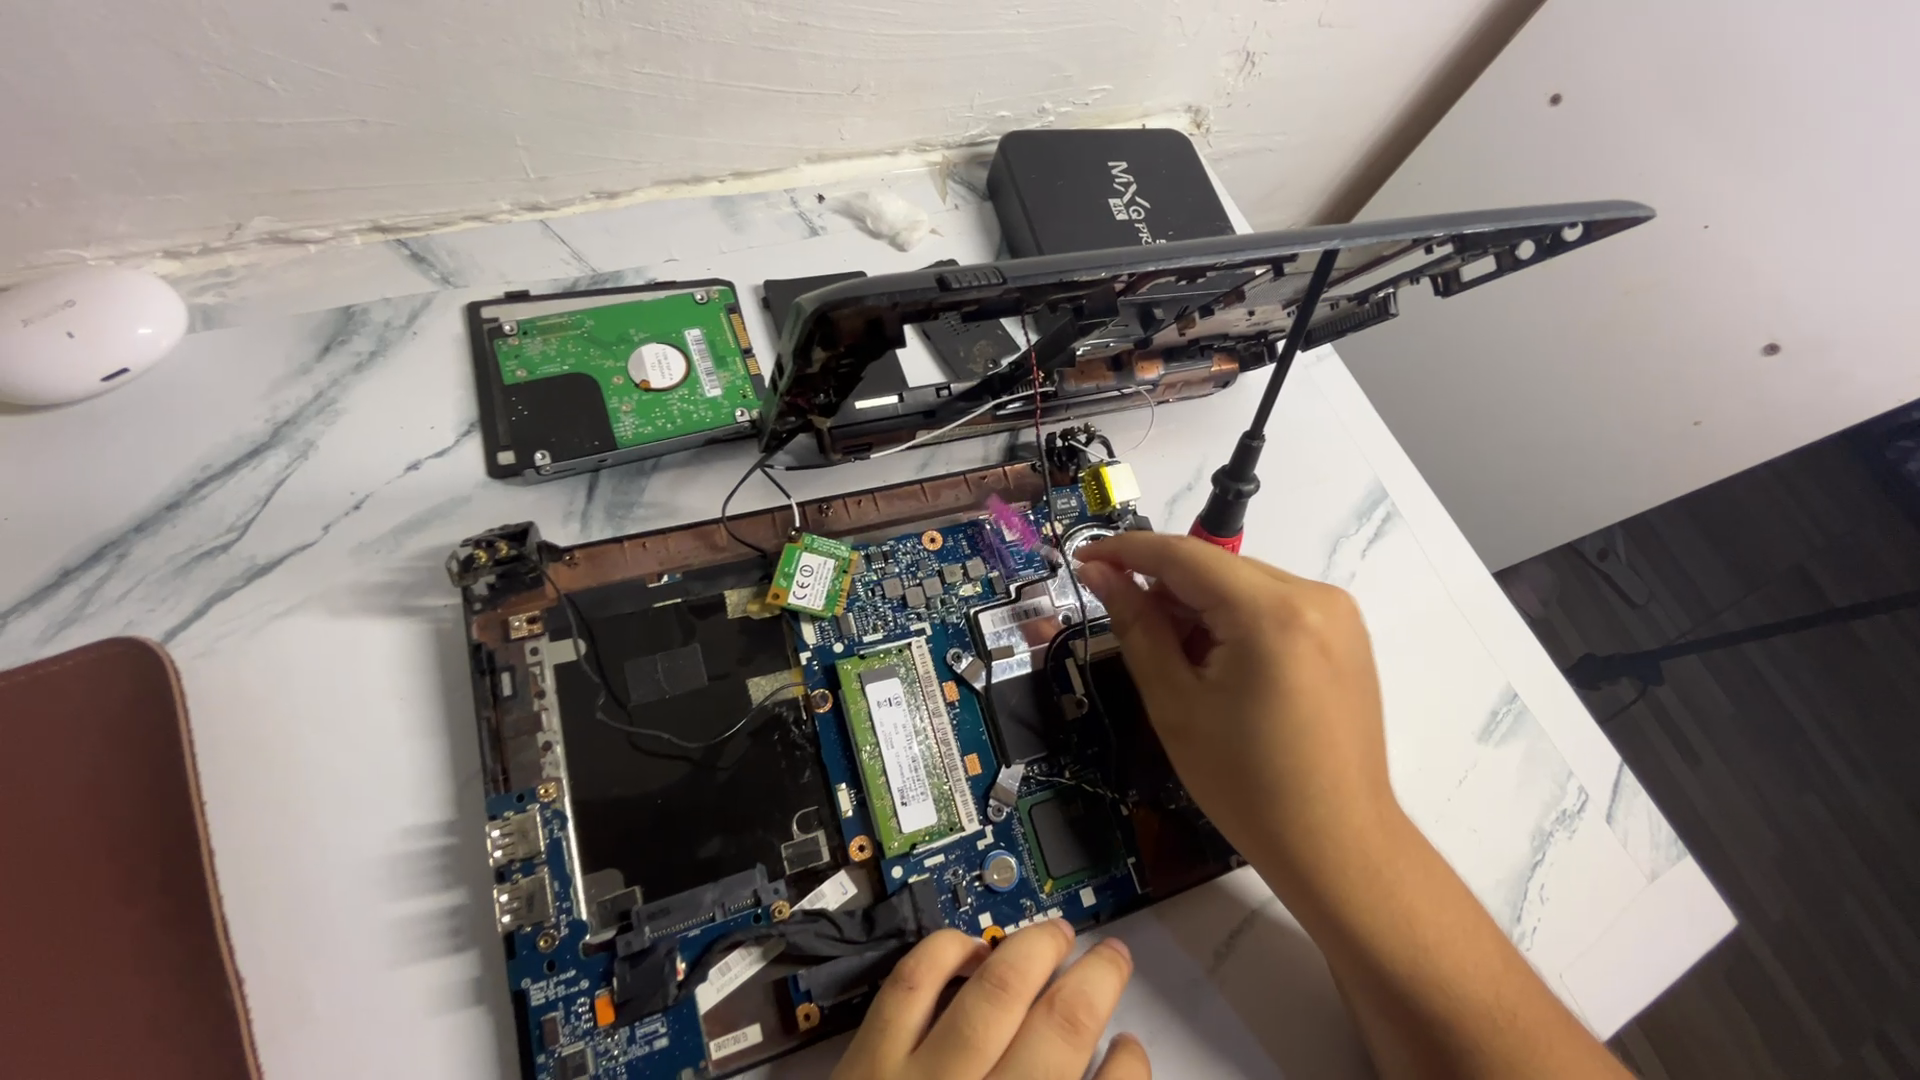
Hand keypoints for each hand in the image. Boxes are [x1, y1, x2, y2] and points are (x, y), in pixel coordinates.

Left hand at [832, 921, 1147, 1079]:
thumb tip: (1104, 1073)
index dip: (1129, 1064)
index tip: (1129, 1045)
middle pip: (1059, 1030)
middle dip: (1098, 982)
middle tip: (1113, 957)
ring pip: (995, 992)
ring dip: (1036, 950)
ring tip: (1058, 932)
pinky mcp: (868, 1062)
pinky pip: (913, 984)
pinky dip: (946, 951)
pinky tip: (970, 948)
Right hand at [1075, 533, 1399, 894]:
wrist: (1336, 845)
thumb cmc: (1246, 783)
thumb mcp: (1175, 702)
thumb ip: (1136, 626)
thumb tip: (1101, 573)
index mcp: (1270, 612)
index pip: (1183, 555)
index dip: (1126, 551)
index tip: (1082, 557)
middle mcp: (1313, 596)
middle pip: (1215, 567)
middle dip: (1163, 586)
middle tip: (1125, 623)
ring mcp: (1337, 613)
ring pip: (1241, 583)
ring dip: (1197, 605)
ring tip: (1176, 659)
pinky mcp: (1345, 633)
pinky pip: (1271, 604)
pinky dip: (1232, 619)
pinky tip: (1216, 663)